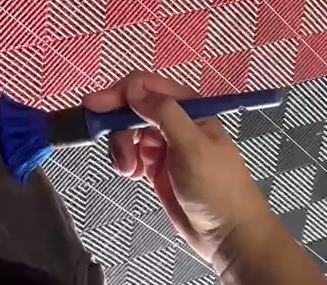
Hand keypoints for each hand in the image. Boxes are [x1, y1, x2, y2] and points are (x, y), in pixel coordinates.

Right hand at [89, 72, 279, 271]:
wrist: (230, 238)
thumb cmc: (217, 188)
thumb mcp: (192, 146)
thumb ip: (163, 113)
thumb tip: (132, 88)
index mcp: (187, 108)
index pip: (146, 87)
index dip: (120, 92)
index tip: (96, 105)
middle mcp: (174, 121)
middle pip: (132, 108)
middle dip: (117, 123)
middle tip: (99, 135)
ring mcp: (164, 144)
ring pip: (128, 130)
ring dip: (120, 145)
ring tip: (125, 168)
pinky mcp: (156, 166)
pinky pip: (130, 152)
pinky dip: (124, 160)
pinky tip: (129, 173)